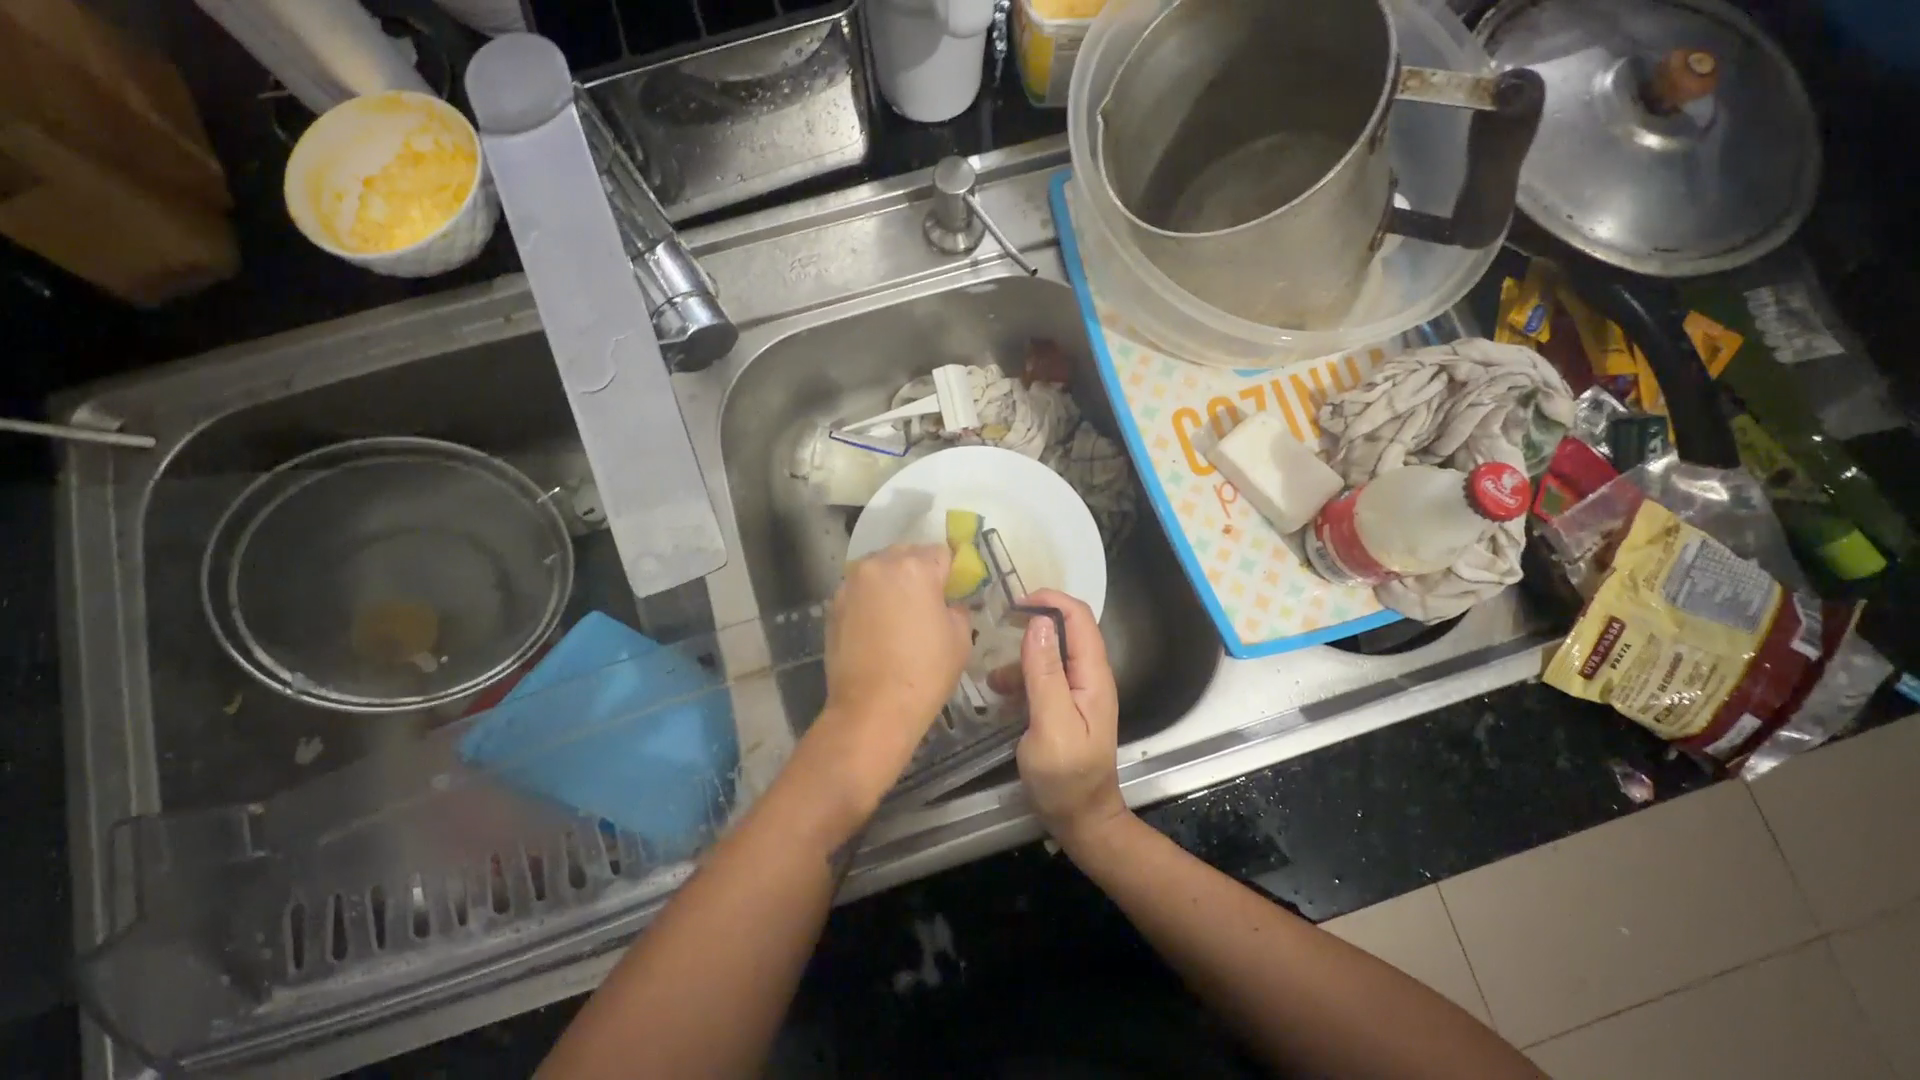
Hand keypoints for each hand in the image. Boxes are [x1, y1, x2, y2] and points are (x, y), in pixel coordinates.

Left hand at [801, 544, 972, 809]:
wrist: (872, 709)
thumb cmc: (924, 672)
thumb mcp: (960, 638)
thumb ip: (957, 607)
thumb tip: (948, 603)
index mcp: (915, 567)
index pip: (942, 552)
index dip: (951, 572)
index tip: (954, 593)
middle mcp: (878, 566)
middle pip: (906, 555)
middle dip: (919, 572)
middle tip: (928, 604)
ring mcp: (851, 585)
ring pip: (879, 571)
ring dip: (892, 584)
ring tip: (900, 617)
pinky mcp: (833, 606)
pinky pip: (860, 591)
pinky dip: (871, 601)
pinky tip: (878, 629)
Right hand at [996, 589, 1129, 848]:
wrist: (1081, 820)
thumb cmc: (1066, 777)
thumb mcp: (1050, 724)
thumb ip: (1045, 673)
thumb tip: (1038, 623)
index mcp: (1093, 676)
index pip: (1079, 618)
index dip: (1049, 601)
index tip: (1013, 603)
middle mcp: (1090, 677)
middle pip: (1066, 631)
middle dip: (1032, 623)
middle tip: (997, 629)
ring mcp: (1078, 693)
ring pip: (1051, 655)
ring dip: (1022, 657)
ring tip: (992, 678)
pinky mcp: (1064, 708)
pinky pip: (1044, 678)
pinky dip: (1021, 678)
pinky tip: (999, 693)